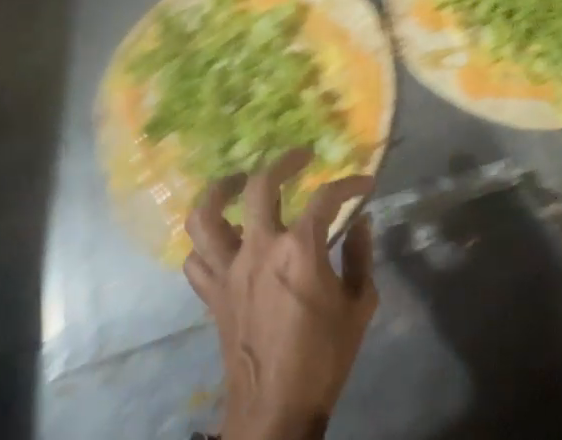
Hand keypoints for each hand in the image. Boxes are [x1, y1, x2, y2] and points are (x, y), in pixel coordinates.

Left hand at [184, 149, 377, 439]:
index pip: (326, 197)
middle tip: (300, 156)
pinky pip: (196, 258)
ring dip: (220, 190)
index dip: (350, 183)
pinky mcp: (212, 294)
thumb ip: (361, 257)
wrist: (277, 406)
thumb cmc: (325, 355)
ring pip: (205, 216)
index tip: (365, 183)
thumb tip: (363, 222)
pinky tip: (223, 236)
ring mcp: (229, 271)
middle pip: (260, 186)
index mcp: (300, 249)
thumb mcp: (360, 304)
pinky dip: (206, 242)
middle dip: (283, 162)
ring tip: (238, 181)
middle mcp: (259, 249)